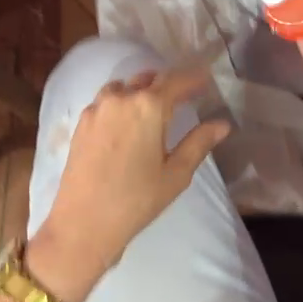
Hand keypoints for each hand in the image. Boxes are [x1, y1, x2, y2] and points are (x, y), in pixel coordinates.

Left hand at [33, 68, 230, 301]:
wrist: (83, 223)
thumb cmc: (136, 200)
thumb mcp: (176, 174)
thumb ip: (199, 142)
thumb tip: (222, 124)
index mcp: (148, 107)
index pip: (176, 81)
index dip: (194, 78)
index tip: (206, 80)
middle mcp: (120, 98)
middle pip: (148, 80)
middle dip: (166, 84)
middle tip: (182, 96)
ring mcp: (96, 109)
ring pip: (123, 87)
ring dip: (140, 90)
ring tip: (152, 107)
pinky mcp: (81, 123)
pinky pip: (105, 101)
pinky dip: (120, 102)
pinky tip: (126, 122)